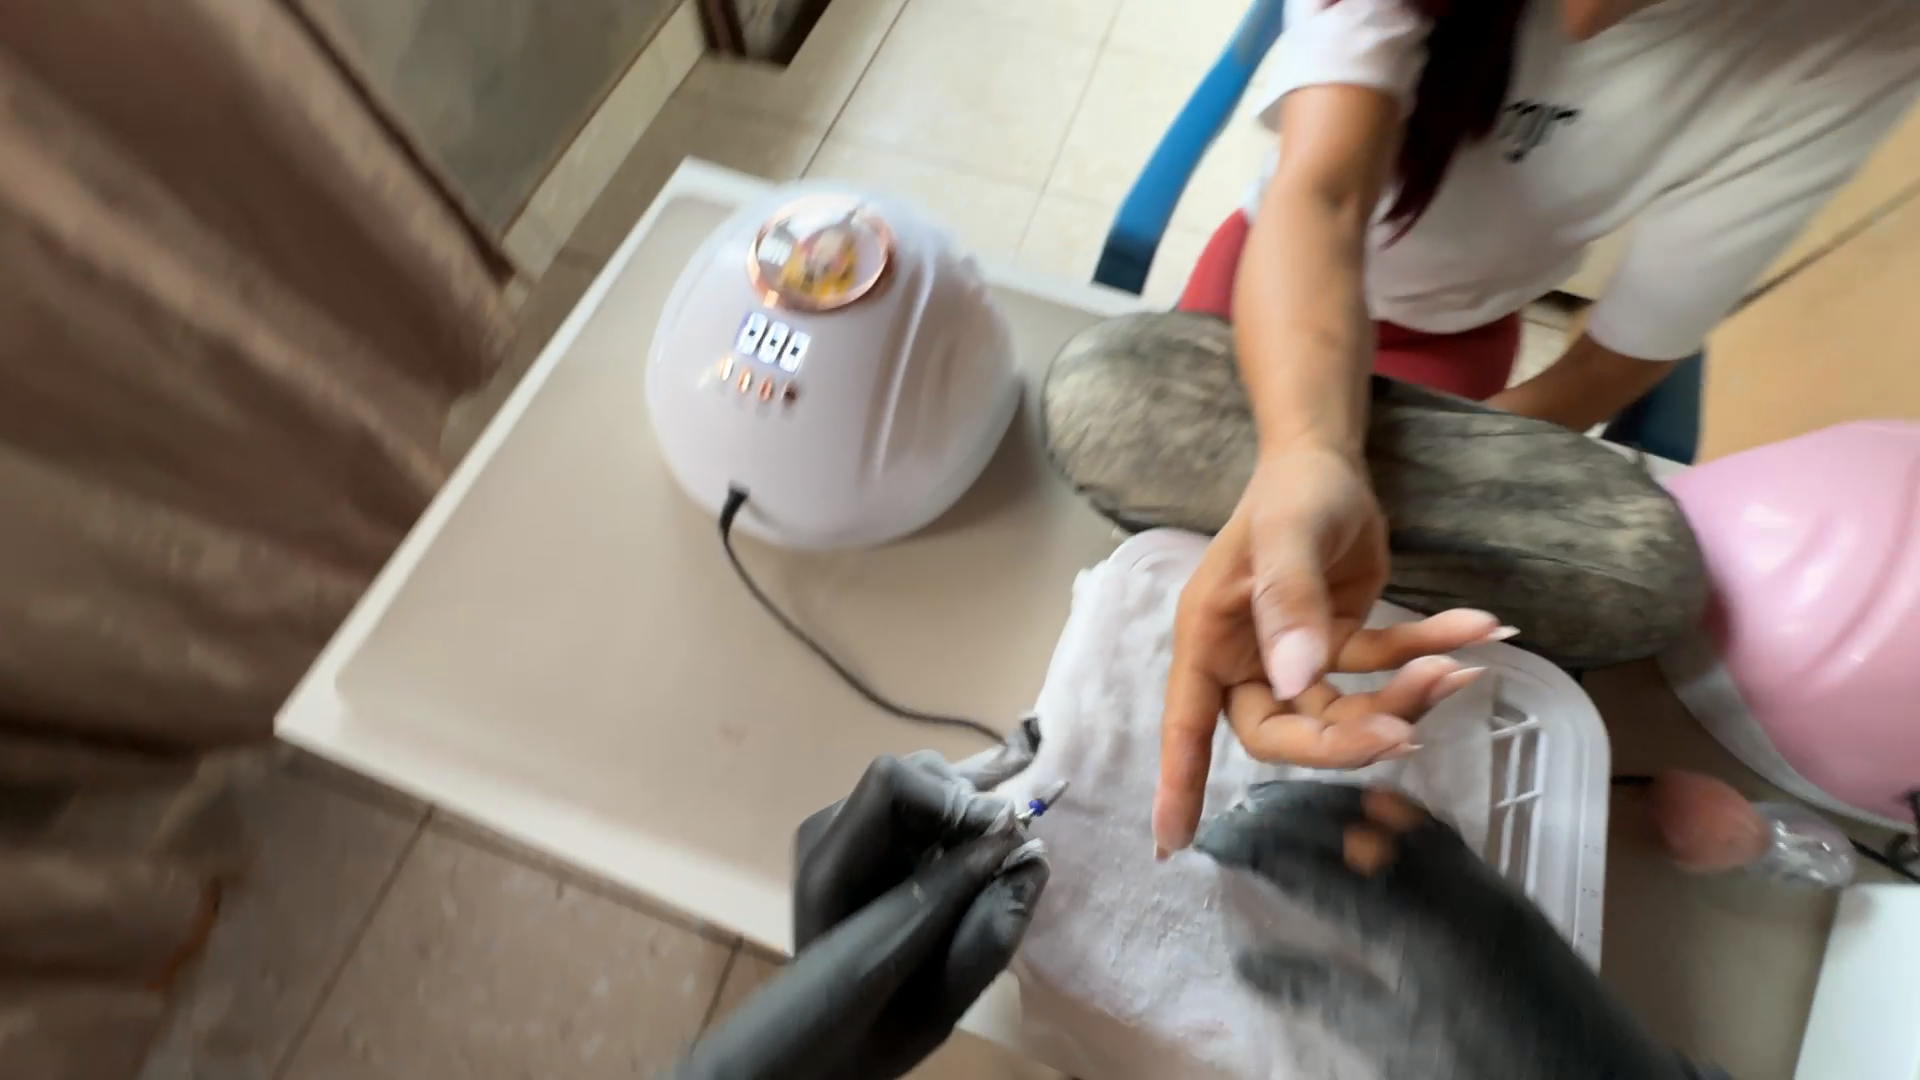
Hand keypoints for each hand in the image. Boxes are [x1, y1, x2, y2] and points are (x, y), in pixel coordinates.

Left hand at [672, 753, 1047, 1079]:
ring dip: (968, 811)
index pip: (891, 784)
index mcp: (832, 865)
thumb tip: (1035, 856)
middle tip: (1006, 849)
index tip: (1003, 835)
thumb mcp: (942, 995)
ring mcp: (846, 824)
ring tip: (993, 849)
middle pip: (914, 776)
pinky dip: (961, 808)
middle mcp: (832, 830)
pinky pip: (921, 798)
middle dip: (969, 807)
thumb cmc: (881, 1025)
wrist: (834, 1037)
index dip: (953, 799)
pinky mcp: (868, 829)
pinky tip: (993, 816)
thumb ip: (990, 928)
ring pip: (924, 782)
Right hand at [1154, 446, 1512, 853]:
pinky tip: (1479, 630)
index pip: (1185, 722)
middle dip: (1341, 740)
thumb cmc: (1289, 495)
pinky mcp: (1335, 642)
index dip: (1177, 782)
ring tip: (1460, 668)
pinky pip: (1378, 667)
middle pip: (1280, 731)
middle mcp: (1244, 655)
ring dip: (1401, 696)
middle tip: (1405, 732)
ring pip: (1338, 709)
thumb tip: (1297, 683)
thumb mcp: (1286, 536)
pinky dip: (1425, 656)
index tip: (1171, 843)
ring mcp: (1290, 654)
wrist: (1326, 464)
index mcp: (1209, 637)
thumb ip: (1286, 604)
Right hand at [1193, 783, 1709, 1079]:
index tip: (1215, 839)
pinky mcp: (1496, 879)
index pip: (1313, 871)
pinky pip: (1428, 822)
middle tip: (1237, 811)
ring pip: (1388, 809)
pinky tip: (1354, 808)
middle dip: (1284, 813)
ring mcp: (1476, 876)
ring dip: (1329, 799)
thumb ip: (1320, 991)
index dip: (1257, 850)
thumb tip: (1248, 958)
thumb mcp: (1396, 1046)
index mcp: (1412, 932)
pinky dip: (1379, 806)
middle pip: (1347, 824)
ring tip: (1281, 797)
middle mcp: (1443, 887)